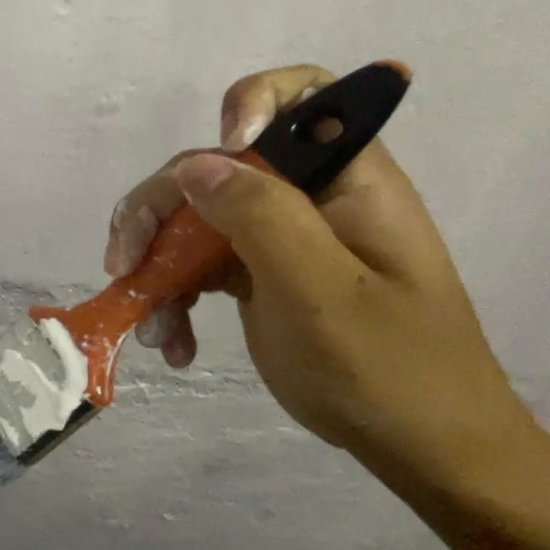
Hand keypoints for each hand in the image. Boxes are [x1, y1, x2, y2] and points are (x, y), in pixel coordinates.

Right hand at [106, 64, 534, 477]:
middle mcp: (308, 196)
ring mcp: (278, 235)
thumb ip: (263, 217)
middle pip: (214, 166)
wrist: (425, 454)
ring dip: (153, 260)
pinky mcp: (254, 271)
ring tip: (146, 320)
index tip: (221, 149)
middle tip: (124, 261)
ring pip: (190, 213)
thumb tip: (197, 165)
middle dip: (160, 209)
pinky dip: (170, 295)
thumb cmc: (392, 371)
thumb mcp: (325, 293)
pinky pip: (194, 260)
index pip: (306, 95)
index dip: (253, 102)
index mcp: (348, 181)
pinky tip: (170, 341)